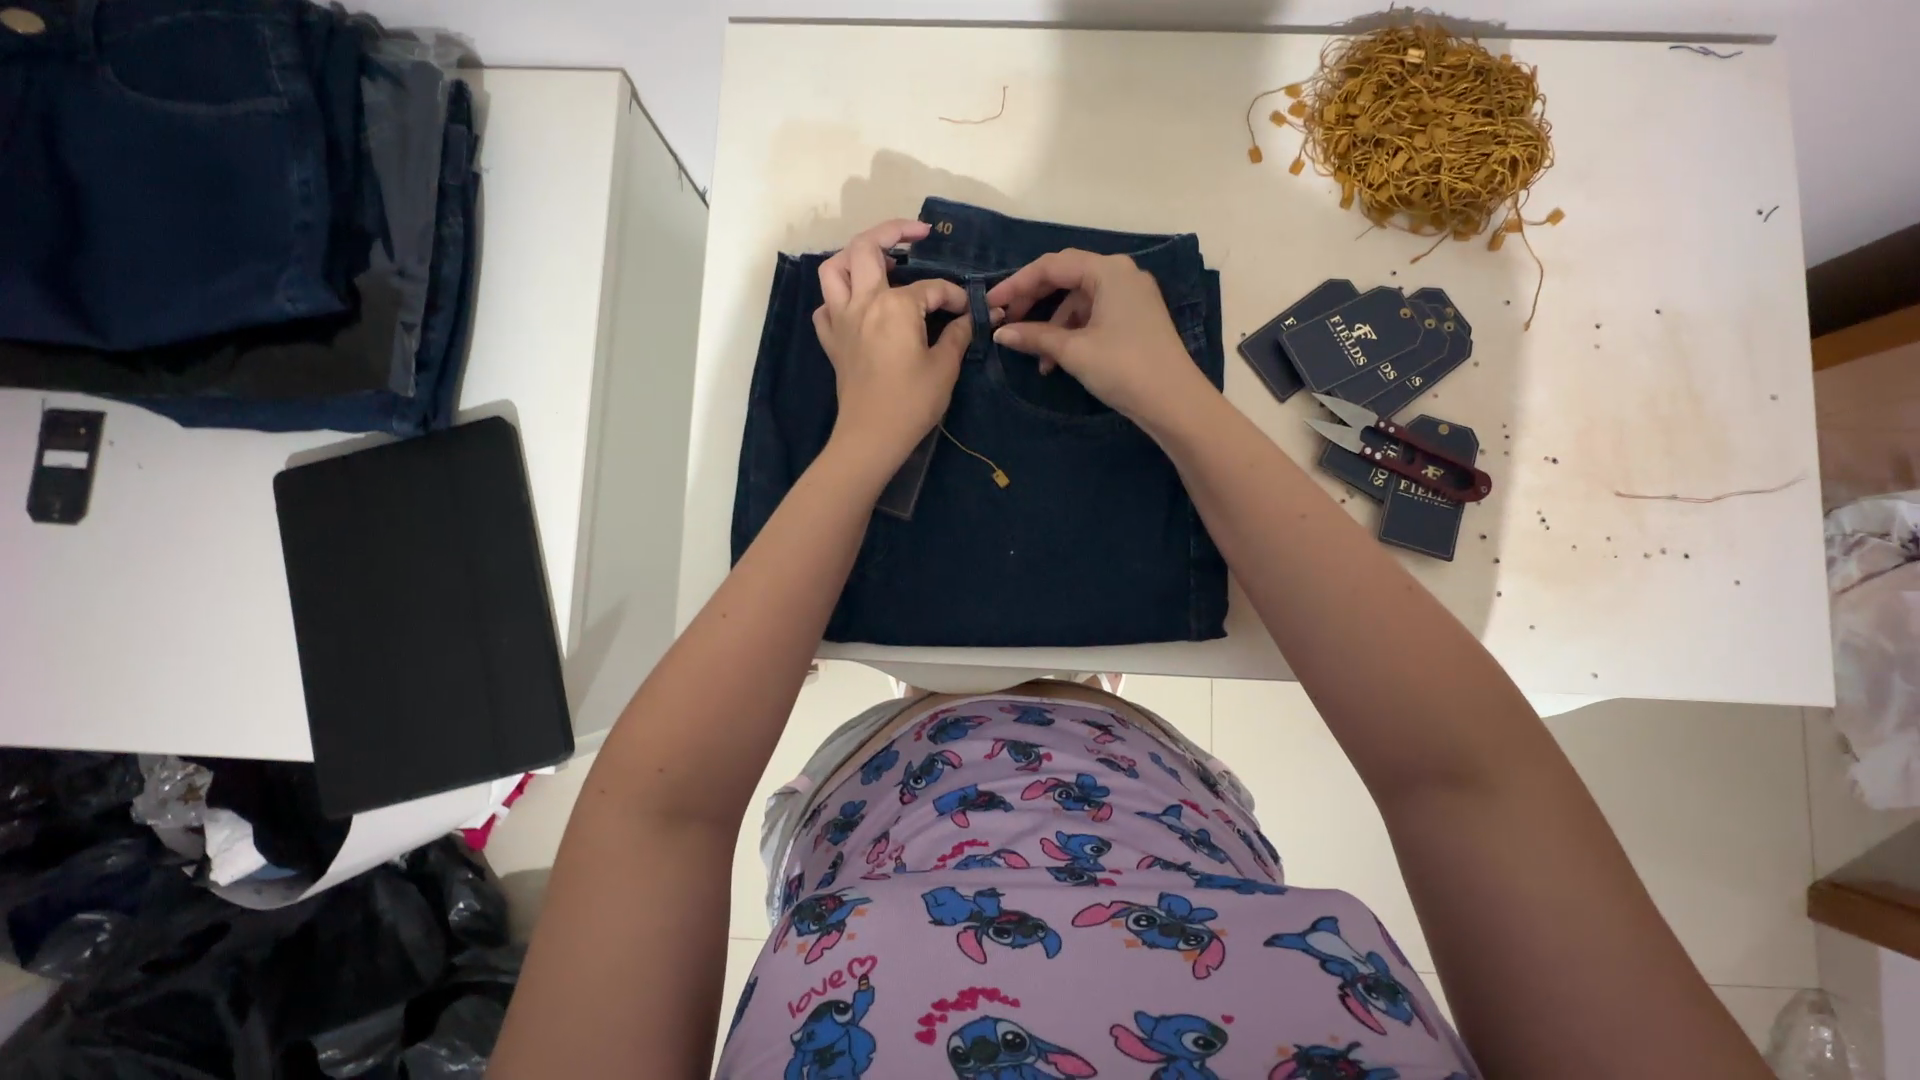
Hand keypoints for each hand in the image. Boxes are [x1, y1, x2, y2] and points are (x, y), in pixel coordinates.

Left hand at [813, 219, 971, 467]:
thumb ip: (958, 335)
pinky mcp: (832, 342)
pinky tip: (856, 305)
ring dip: (854, 256)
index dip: (954, 296)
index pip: (931, 287)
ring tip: (879, 262)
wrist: (871, 436)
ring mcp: (841, 320)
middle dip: (893, 231)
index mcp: (895, 305)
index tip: (969, 311)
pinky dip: (838, 298)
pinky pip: (825, 307)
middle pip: (866, 247)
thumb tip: (972, 318)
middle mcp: (863, 302)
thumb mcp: (944, 367)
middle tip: (917, 234)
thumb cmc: (911, 402)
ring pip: (834, 269)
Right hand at [985, 249, 1212, 426]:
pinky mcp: (1135, 317)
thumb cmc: (1123, 368)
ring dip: (1052, 324)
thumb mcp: (1073, 352)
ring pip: (1078, 299)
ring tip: (1034, 354)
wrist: (1175, 401)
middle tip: (1005, 322)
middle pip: (1065, 277)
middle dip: (1033, 300)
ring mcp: (1131, 296)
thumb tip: (1000, 333)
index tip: (991, 304)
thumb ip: (1034, 337)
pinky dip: (1072, 332)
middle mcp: (1121, 274)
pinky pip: (1094, 314)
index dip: (1017, 284)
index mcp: (1108, 271)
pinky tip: (1057, 361)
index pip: (1052, 266)